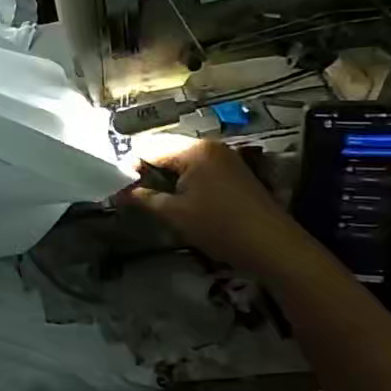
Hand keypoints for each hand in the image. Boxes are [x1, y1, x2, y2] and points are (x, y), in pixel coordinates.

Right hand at [119, 136, 326, 278]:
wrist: (272, 244)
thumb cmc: (219, 226)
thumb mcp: (176, 214)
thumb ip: (144, 199)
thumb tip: (119, 192)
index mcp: (193, 149)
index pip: (150, 147)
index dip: (131, 167)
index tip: (120, 189)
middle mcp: (209, 146)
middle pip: (168, 151)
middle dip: (150, 172)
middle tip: (136, 198)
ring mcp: (225, 157)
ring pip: (184, 162)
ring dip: (168, 179)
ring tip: (158, 203)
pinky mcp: (234, 172)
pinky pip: (201, 169)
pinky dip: (187, 182)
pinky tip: (183, 203)